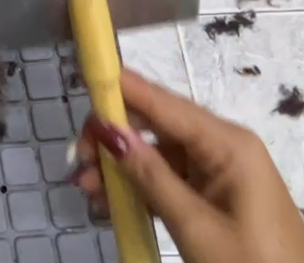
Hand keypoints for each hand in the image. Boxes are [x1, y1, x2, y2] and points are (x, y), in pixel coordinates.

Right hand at [73, 69, 303, 262]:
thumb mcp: (196, 227)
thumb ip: (149, 176)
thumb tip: (106, 128)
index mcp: (226, 142)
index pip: (161, 101)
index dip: (120, 86)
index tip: (81, 75)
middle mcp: (221, 145)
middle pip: (154, 125)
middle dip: (112, 138)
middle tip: (78, 160)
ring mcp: (219, 171)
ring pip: (156, 154)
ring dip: (119, 167)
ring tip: (86, 188)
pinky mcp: (216, 197)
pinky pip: (167, 179)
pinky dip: (138, 188)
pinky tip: (110, 201)